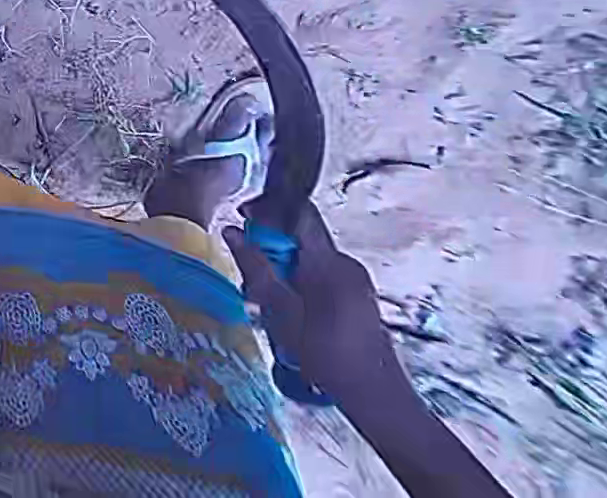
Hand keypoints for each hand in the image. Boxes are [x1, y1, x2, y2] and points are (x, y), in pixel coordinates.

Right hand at [222, 203, 407, 404]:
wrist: (375, 398)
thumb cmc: (324, 352)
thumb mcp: (280, 309)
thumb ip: (255, 266)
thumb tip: (230, 229)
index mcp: (330, 263)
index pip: (300, 213)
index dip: (268, 207)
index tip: (243, 215)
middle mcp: (346, 264)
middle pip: (298, 235)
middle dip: (268, 244)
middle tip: (246, 266)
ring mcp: (354, 279)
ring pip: (305, 255)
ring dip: (278, 265)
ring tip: (262, 295)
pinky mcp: (355, 294)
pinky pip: (316, 270)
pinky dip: (294, 278)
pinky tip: (283, 304)